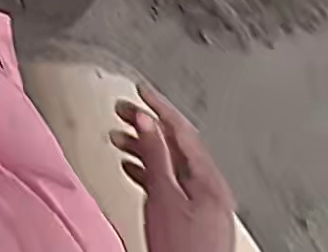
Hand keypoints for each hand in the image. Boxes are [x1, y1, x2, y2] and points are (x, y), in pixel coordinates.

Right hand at [113, 84, 237, 251]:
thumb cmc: (182, 249)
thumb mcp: (163, 194)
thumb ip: (154, 153)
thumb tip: (145, 120)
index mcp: (209, 181)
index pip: (183, 131)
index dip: (159, 106)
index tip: (140, 90)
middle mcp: (209, 189)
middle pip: (175, 145)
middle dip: (146, 125)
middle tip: (122, 109)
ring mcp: (200, 203)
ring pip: (168, 162)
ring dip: (142, 146)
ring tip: (118, 136)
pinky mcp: (189, 215)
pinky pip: (166, 180)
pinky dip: (146, 168)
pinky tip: (130, 165)